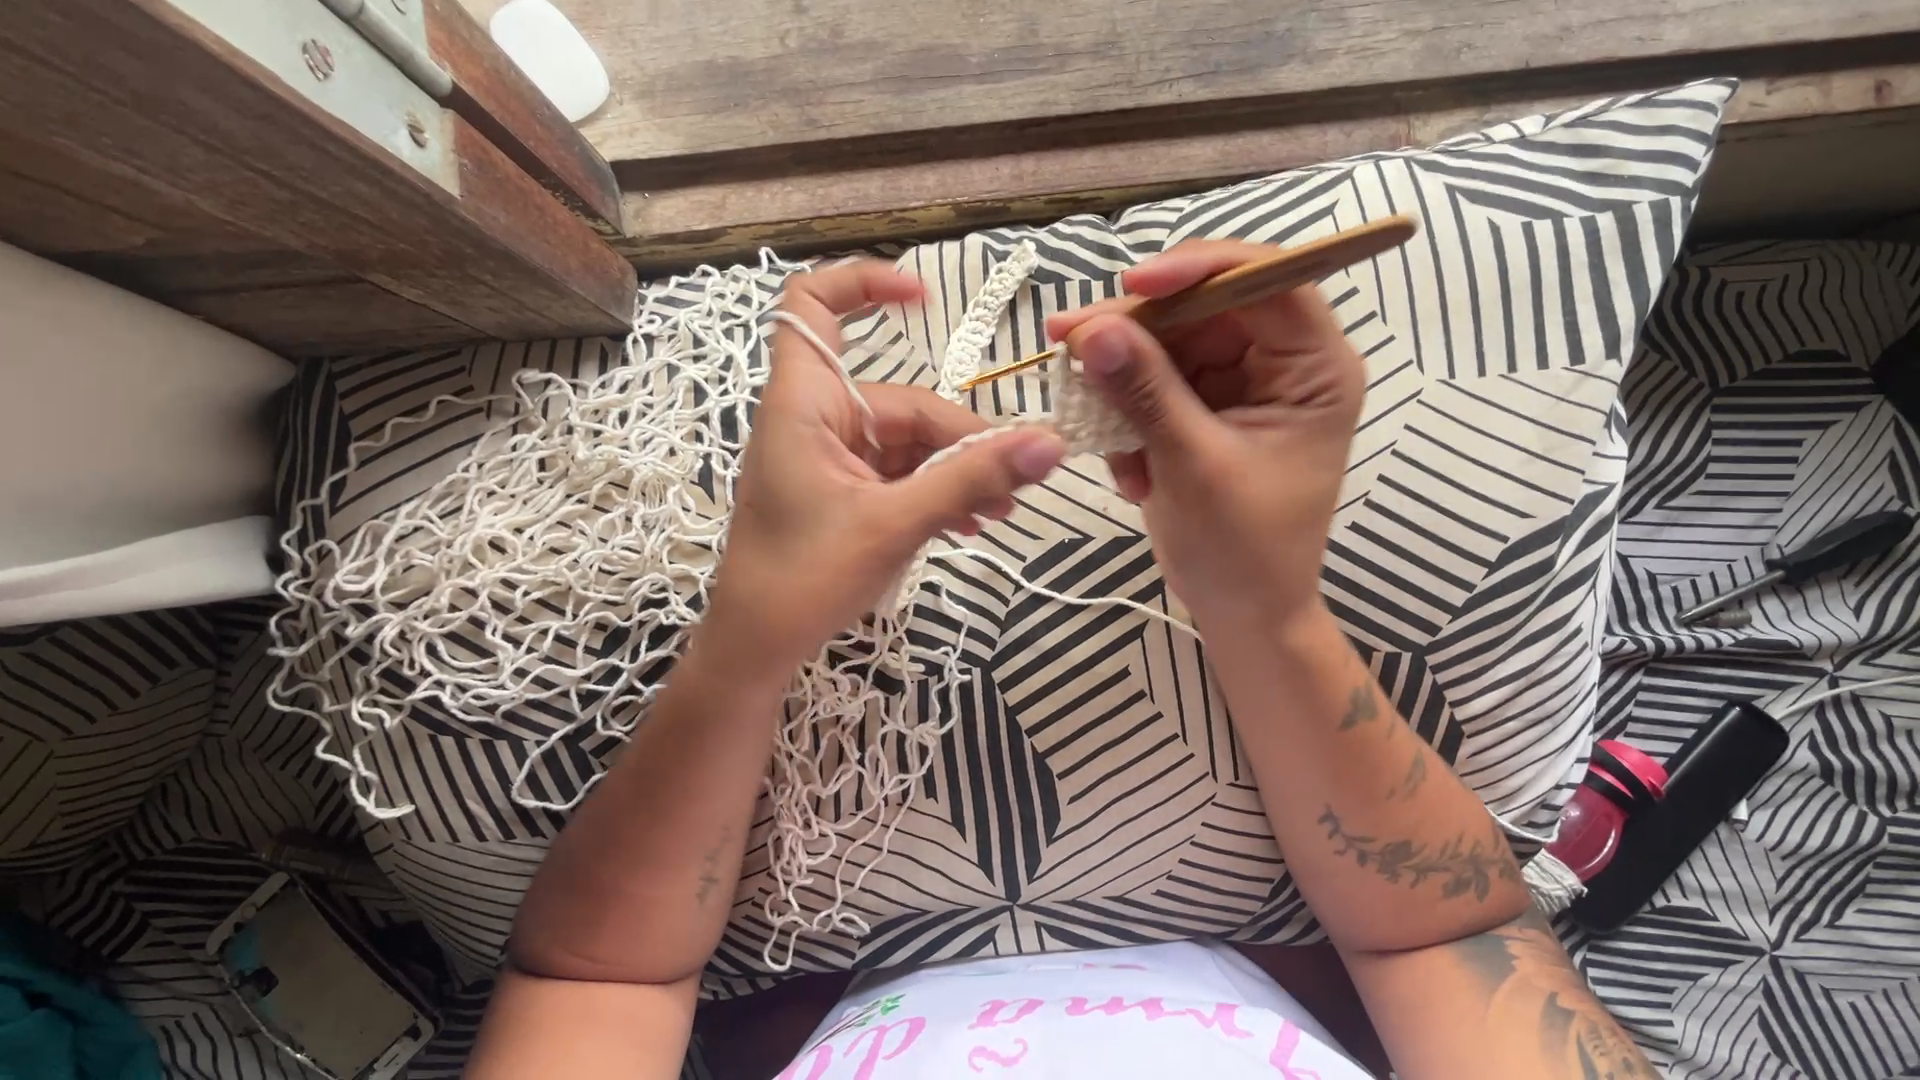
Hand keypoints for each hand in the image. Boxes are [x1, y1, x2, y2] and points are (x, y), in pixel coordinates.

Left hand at [703, 259, 1066, 670]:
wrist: (757, 647)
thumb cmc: (804, 577)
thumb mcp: (894, 524)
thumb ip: (970, 481)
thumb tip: (1049, 444)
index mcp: (804, 404)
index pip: (813, 308)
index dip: (862, 283)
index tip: (923, 296)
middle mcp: (817, 420)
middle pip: (902, 401)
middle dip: (960, 438)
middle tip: (1012, 483)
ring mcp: (831, 458)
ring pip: (908, 444)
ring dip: (956, 472)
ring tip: (1000, 511)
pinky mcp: (842, 493)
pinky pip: (900, 475)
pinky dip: (935, 492)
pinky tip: (972, 522)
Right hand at [1045, 241, 1364, 633]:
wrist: (1241, 611)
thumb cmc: (1242, 548)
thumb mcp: (1193, 466)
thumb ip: (1145, 392)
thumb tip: (1093, 329)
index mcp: (1314, 368)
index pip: (1268, 281)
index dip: (1200, 270)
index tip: (1131, 285)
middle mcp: (1280, 363)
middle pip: (1204, 307)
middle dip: (1137, 331)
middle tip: (1068, 341)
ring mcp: (1238, 385)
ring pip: (1168, 345)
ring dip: (1123, 384)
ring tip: (1098, 429)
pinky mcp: (1203, 409)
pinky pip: (1152, 384)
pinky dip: (1127, 418)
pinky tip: (1131, 472)